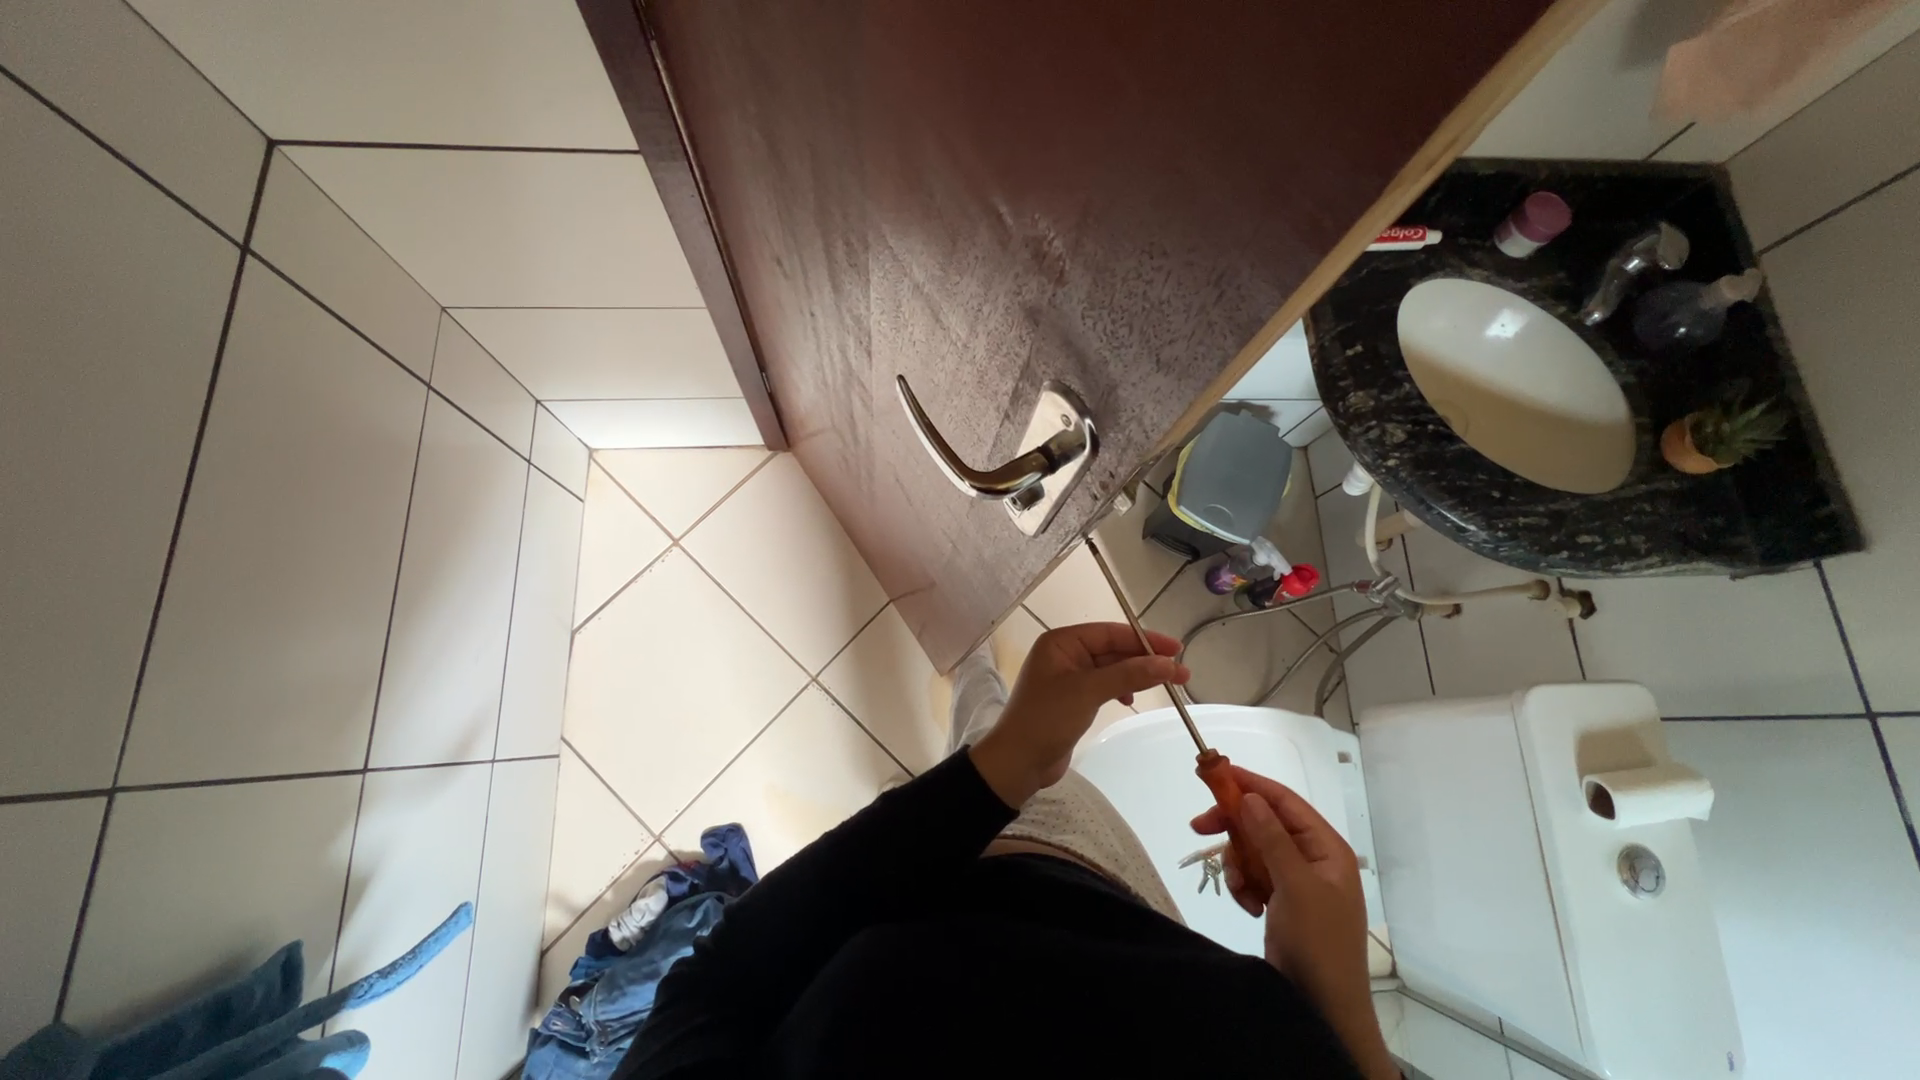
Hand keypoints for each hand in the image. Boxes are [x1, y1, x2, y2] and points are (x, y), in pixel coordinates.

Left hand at [968, 622, 1187, 807]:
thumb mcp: (1089, 691)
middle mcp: (1063, 654)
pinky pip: (1104, 686)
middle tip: (1180, 673)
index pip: (1110, 632)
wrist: (1018, 762)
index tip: (1176, 649)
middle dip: (1145, 659)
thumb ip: (1129, 674)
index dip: (1145, 639)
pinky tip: (1130, 700)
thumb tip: (1169, 663)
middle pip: (1113, 649)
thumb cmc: (1048, 718)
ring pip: (1111, 669)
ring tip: (1165, 686)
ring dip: (1136, 675)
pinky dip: (1121, 690)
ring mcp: (1068, 677)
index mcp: (1061, 642)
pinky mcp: (1073, 699)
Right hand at [1191, 766, 1396, 1079]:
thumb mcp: (1295, 886)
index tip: (1213, 775)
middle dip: (1235, 828)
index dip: (1250, 784)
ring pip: (1253, 850)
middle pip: (1264, 823)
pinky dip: (1244, 887)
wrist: (1324, 1007)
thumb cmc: (1318, 941)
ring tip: (1243, 892)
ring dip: (1239, 866)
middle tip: (1199, 828)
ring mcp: (1297, 880)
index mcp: (1326, 847)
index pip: (1284, 801)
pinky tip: (1250, 908)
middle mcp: (1313, 858)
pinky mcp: (1281, 901)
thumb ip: (1271, 838)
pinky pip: (1252, 877)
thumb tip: (1250, 796)